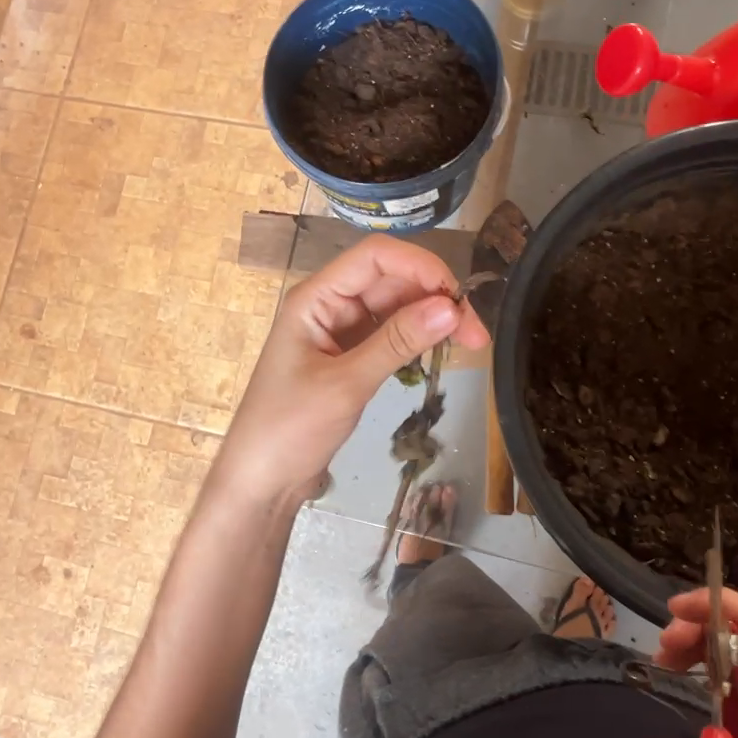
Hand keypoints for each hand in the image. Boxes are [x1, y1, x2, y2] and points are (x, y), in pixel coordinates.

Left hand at [215, 234, 489, 501]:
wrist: (261, 480)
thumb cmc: (289, 428)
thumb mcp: (346, 384)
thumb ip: (397, 343)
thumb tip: (451, 308)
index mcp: (315, 297)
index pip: (376, 257)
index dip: (422, 266)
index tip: (460, 297)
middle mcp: (329, 305)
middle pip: (391, 279)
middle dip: (436, 296)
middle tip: (477, 334)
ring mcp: (340, 331)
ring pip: (395, 306)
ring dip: (431, 317)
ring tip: (470, 343)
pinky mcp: (350, 357)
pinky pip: (390, 333)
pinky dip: (417, 337)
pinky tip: (441, 349)